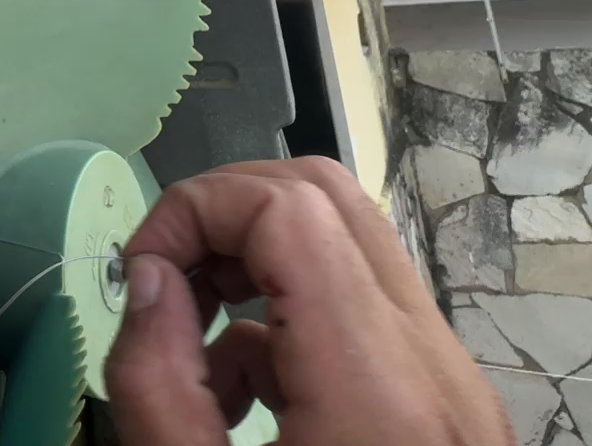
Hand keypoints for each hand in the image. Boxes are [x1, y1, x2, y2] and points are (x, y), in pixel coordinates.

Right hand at [103, 158, 512, 445]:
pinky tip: (235, 380)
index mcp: (380, 391)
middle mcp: (434, 366)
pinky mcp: (440, 399)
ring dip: (245, 245)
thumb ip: (152, 371)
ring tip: (192, 315)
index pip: (286, 210)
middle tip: (166, 268)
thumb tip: (148, 274)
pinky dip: (277, 299)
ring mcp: (450, 381)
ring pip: (342, 231)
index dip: (192, 209)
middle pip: (323, 192)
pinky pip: (352, 294)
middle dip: (219, 206)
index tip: (141, 269)